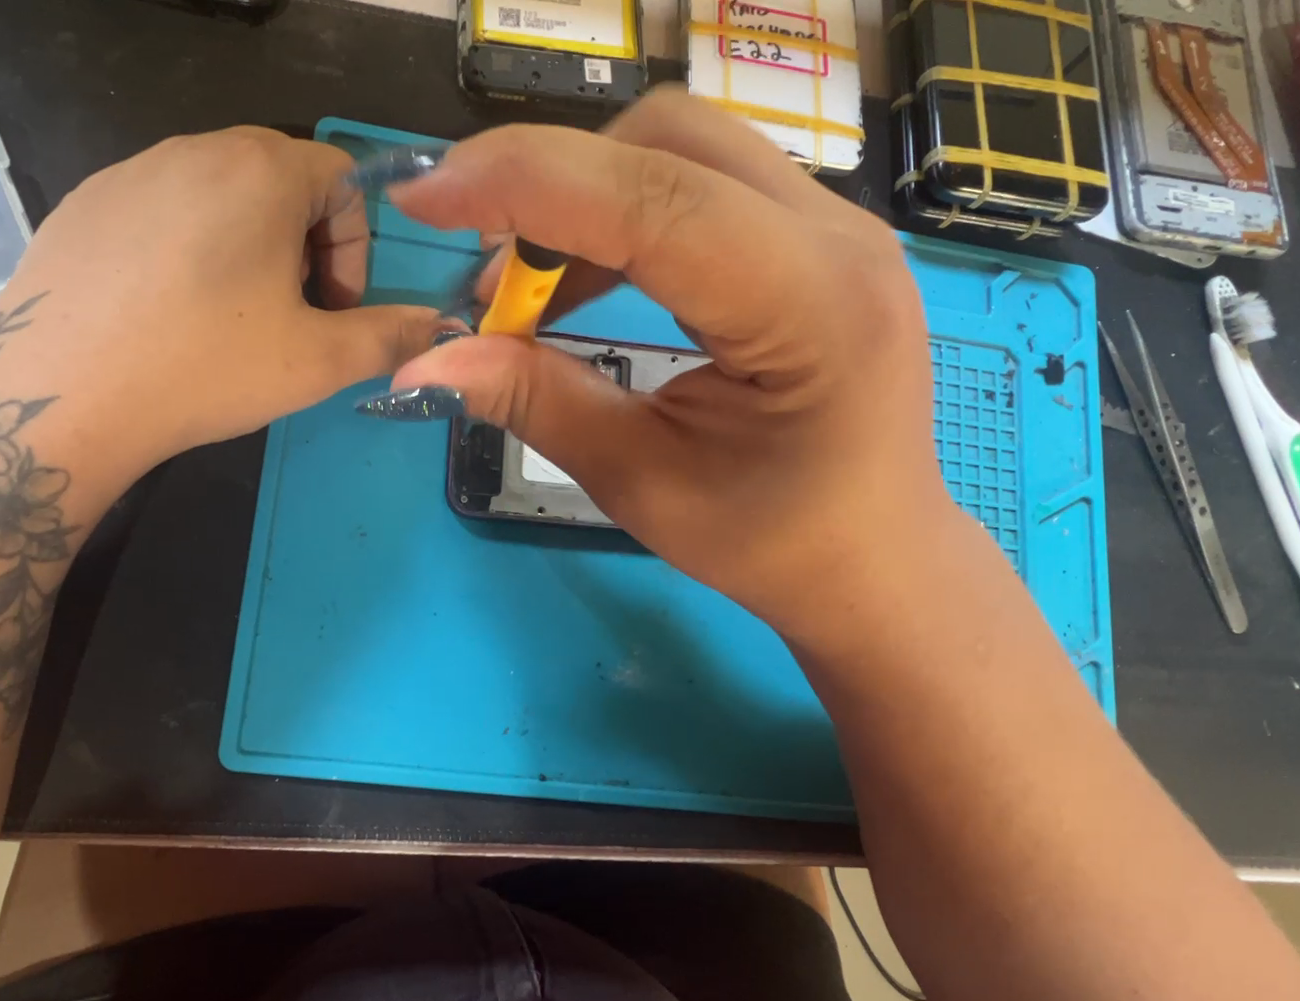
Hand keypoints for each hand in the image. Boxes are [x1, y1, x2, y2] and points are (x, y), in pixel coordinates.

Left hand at [0, 127, 444, 492]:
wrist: (60, 392)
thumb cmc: (206, 365)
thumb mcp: (317, 361)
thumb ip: (390, 336)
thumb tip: (437, 326)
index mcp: (262, 168)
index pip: (341, 179)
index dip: (354, 247)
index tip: (333, 309)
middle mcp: (195, 149)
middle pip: (280, 184)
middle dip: (304, 249)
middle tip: (289, 319)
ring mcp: (130, 171)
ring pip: (219, 198)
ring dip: (248, 252)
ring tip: (228, 324)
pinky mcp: (83, 204)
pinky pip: (162, 214)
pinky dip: (187, 254)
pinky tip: (166, 317)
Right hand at [387, 89, 959, 638]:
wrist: (873, 558)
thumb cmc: (768, 542)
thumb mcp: (640, 482)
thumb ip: (537, 404)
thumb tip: (426, 363)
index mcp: (811, 306)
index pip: (653, 203)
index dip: (526, 185)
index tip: (425, 198)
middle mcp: (838, 236)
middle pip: (666, 142)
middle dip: (550, 188)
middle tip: (487, 280)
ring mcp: (836, 225)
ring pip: (680, 150)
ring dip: (581, 202)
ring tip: (526, 293)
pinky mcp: (814, 236)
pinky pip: (699, 185)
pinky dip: (620, 218)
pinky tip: (583, 282)